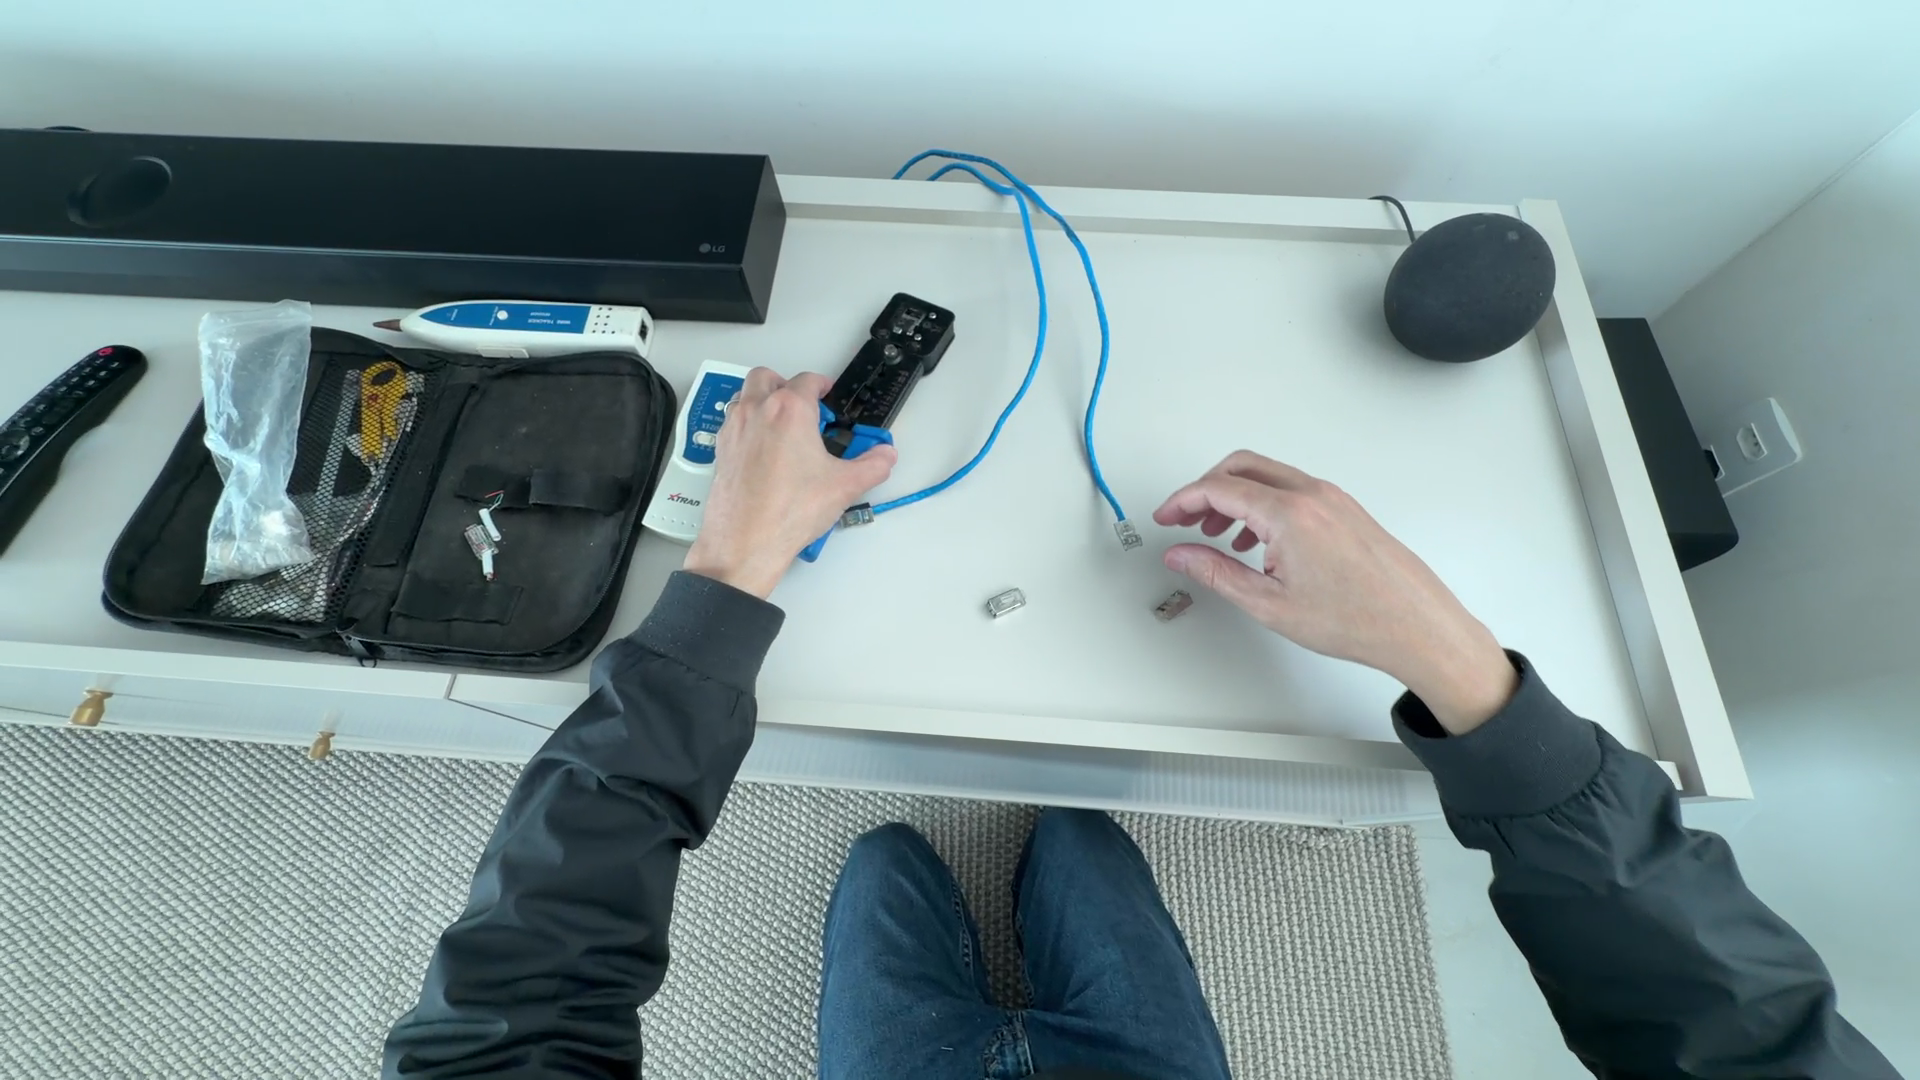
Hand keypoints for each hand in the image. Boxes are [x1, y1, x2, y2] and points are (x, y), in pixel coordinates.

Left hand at [682, 368, 896, 598]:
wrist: (746, 542)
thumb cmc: (788, 511)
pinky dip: (748, 425)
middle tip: (804, 406)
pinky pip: (732, 423)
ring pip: (744, 396)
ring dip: (762, 400)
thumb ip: (873, 465)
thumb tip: (885, 456)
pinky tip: (763, 450)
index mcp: (790, 410)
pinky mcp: (720, 451)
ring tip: (782, 425)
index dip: (822, 386)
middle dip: (786, 384)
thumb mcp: (845, 486)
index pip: (808, 381)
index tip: (828, 396)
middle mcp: (757, 412)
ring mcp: (734, 430)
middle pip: (767, 377)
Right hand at [1153, 451, 1516, 733]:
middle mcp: (1312, 495)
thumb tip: (1179, 555)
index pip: (1218, 488)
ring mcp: (1332, 498)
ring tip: (1217, 536)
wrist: (1419, 629)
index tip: (1166, 517)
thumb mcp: (1267, 603)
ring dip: (1233, 497)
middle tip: (1184, 519)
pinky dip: (1261, 504)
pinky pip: (1290, 490)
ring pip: (1266, 476)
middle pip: (1240, 467)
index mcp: (1290, 513)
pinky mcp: (1344, 509)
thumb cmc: (1356, 620)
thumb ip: (1214, 572)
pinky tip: (1257, 542)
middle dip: (1205, 490)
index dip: (1182, 501)